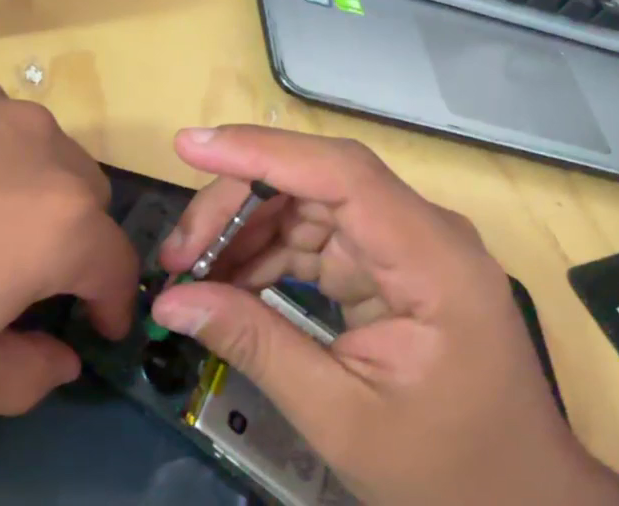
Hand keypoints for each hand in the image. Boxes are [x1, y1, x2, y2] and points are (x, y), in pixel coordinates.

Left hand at [0, 46, 137, 414]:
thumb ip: (29, 377)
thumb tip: (59, 357)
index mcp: (60, 218)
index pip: (115, 261)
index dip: (106, 300)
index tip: (89, 321)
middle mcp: (33, 138)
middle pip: (76, 189)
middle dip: (60, 234)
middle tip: (5, 268)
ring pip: (19, 139)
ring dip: (6, 177)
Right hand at [150, 127, 618, 505]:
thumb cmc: (448, 472)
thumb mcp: (340, 417)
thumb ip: (254, 345)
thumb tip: (170, 302)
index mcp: (432, 261)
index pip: (340, 174)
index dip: (261, 152)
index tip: (189, 145)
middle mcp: (421, 234)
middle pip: (312, 183)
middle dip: (236, 207)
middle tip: (176, 255)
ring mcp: (405, 247)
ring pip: (305, 205)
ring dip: (243, 231)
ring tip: (189, 272)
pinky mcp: (389, 266)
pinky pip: (315, 239)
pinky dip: (266, 256)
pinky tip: (226, 283)